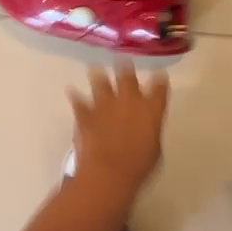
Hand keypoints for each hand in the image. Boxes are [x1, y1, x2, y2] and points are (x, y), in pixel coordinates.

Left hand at [69, 61, 169, 194]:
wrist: (109, 172)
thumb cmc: (139, 166)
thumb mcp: (154, 149)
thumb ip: (150, 131)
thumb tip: (146, 128)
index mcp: (151, 109)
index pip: (159, 88)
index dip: (159, 80)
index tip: (159, 75)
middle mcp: (128, 100)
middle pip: (127, 77)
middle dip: (125, 67)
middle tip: (122, 59)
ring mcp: (104, 105)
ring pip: (100, 83)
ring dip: (98, 76)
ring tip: (95, 69)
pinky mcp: (85, 114)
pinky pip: (79, 101)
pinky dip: (76, 97)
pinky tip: (72, 92)